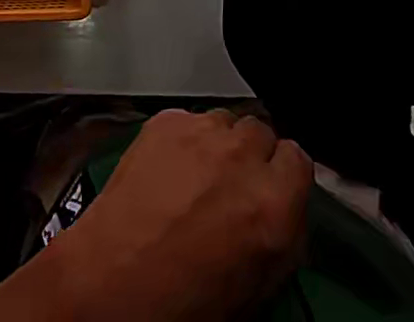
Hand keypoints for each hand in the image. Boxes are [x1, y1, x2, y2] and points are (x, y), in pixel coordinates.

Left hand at [0, 109, 312, 321]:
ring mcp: (200, 134)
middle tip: (233, 180)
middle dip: (252, 153)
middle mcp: (240, 158)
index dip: (285, 173)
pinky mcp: (164, 121)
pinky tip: (171, 164)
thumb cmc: (183, 296)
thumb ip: (283, 231)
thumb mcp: (258, 283)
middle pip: (261, 130)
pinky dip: (185, 135)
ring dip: (219, 140)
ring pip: (225, 119)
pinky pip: (188, 117)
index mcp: (274, 203)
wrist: (114, 277)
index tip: (274, 183)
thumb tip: (286, 207)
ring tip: (200, 170)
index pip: (300, 158)